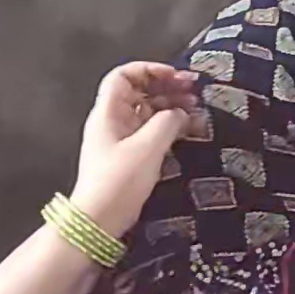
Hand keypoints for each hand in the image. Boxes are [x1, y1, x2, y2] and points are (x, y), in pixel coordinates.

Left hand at [69, 63, 199, 238]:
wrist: (98, 223)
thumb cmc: (118, 182)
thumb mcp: (147, 148)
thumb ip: (168, 123)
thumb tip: (181, 113)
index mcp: (108, 113)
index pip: (124, 75)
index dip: (149, 70)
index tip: (175, 77)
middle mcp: (112, 121)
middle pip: (139, 92)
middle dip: (166, 87)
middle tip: (194, 91)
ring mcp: (120, 139)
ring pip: (147, 112)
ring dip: (171, 107)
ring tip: (196, 109)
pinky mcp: (129, 156)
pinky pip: (150, 131)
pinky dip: (169, 127)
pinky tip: (188, 129)